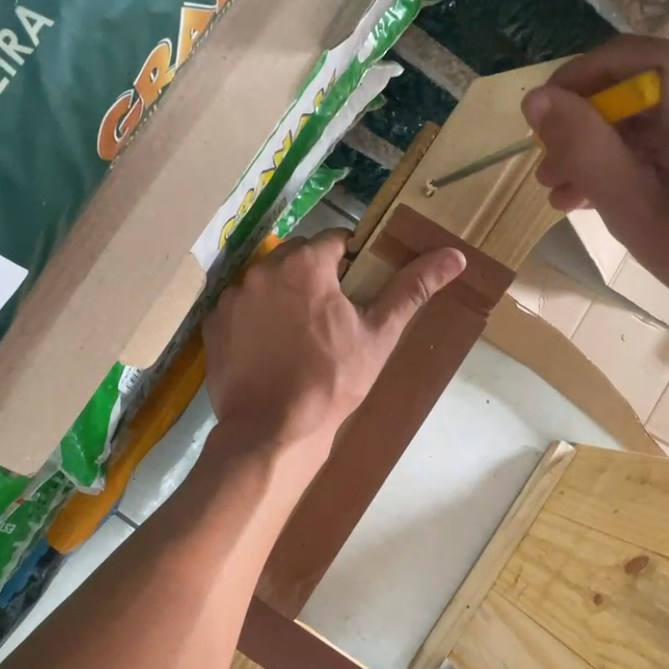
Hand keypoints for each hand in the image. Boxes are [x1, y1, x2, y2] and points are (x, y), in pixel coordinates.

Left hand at [203, 229, 463, 449]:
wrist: (270, 429)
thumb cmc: (331, 381)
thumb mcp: (378, 336)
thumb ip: (412, 289)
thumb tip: (454, 256)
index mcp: (305, 263)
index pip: (336, 240)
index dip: (351, 262)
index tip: (357, 291)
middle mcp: (263, 269)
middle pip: (298, 257)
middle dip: (315, 277)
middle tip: (330, 317)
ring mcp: (233, 296)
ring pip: (267, 281)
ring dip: (283, 295)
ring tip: (298, 335)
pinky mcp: (213, 323)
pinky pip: (241, 307)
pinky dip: (255, 318)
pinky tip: (268, 348)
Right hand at [524, 35, 668, 361]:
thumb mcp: (636, 210)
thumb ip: (582, 147)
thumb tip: (537, 100)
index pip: (623, 57)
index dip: (570, 89)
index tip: (539, 130)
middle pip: (655, 83)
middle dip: (600, 131)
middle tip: (561, 183)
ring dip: (636, 144)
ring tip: (597, 196)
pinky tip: (654, 187)